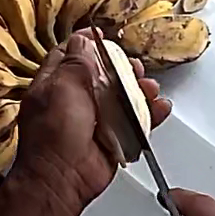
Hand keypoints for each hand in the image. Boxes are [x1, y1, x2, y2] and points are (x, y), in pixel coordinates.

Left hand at [11, 28, 170, 215]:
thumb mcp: (62, 88)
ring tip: (149, 85)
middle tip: (133, 64)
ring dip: (139, 89)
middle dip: (121, 67)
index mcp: (54, 84)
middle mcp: (74, 100)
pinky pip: (136, 122)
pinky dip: (151, 114)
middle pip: (103, 75)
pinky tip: (160, 107)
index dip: (88, 44)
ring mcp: (95, 119)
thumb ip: (75, 63)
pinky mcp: (114, 137)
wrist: (62, 179)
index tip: (104, 36)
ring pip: (123, 97)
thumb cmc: (54, 135)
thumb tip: (81, 40)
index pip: (70, 55)